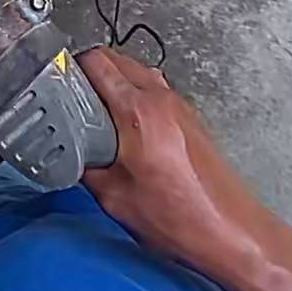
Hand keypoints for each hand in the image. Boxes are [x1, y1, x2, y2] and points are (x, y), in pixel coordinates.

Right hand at [79, 46, 275, 283]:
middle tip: (73, 91)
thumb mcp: (115, 199)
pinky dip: (134, 90)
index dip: (72, 65)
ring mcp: (176, 103)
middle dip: (90, 68)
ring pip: (135, 68)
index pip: (97, 62)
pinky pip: (152, 85)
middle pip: (115, 57)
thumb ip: (85, 166)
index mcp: (137, 112)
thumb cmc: (182, 219)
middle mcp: (158, 98)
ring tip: (98, 105)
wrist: (232, 233)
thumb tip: (68, 152)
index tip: (58, 76)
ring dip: (114, 77)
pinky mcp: (188, 114)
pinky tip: (127, 121)